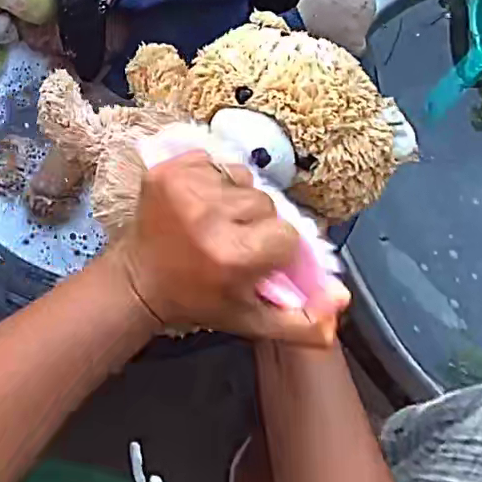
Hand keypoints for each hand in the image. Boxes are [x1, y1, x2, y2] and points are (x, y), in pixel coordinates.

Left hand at [113, 151, 345, 346]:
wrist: (140, 277)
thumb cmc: (198, 298)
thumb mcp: (251, 319)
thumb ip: (303, 320)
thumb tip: (340, 297)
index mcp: (232, 255)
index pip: (286, 234)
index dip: (276, 246)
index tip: (257, 257)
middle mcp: (209, 215)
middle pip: (265, 202)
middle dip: (256, 221)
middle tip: (235, 238)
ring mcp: (186, 186)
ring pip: (242, 178)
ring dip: (235, 196)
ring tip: (217, 219)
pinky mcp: (169, 169)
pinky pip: (214, 161)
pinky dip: (213, 178)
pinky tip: (201, 200)